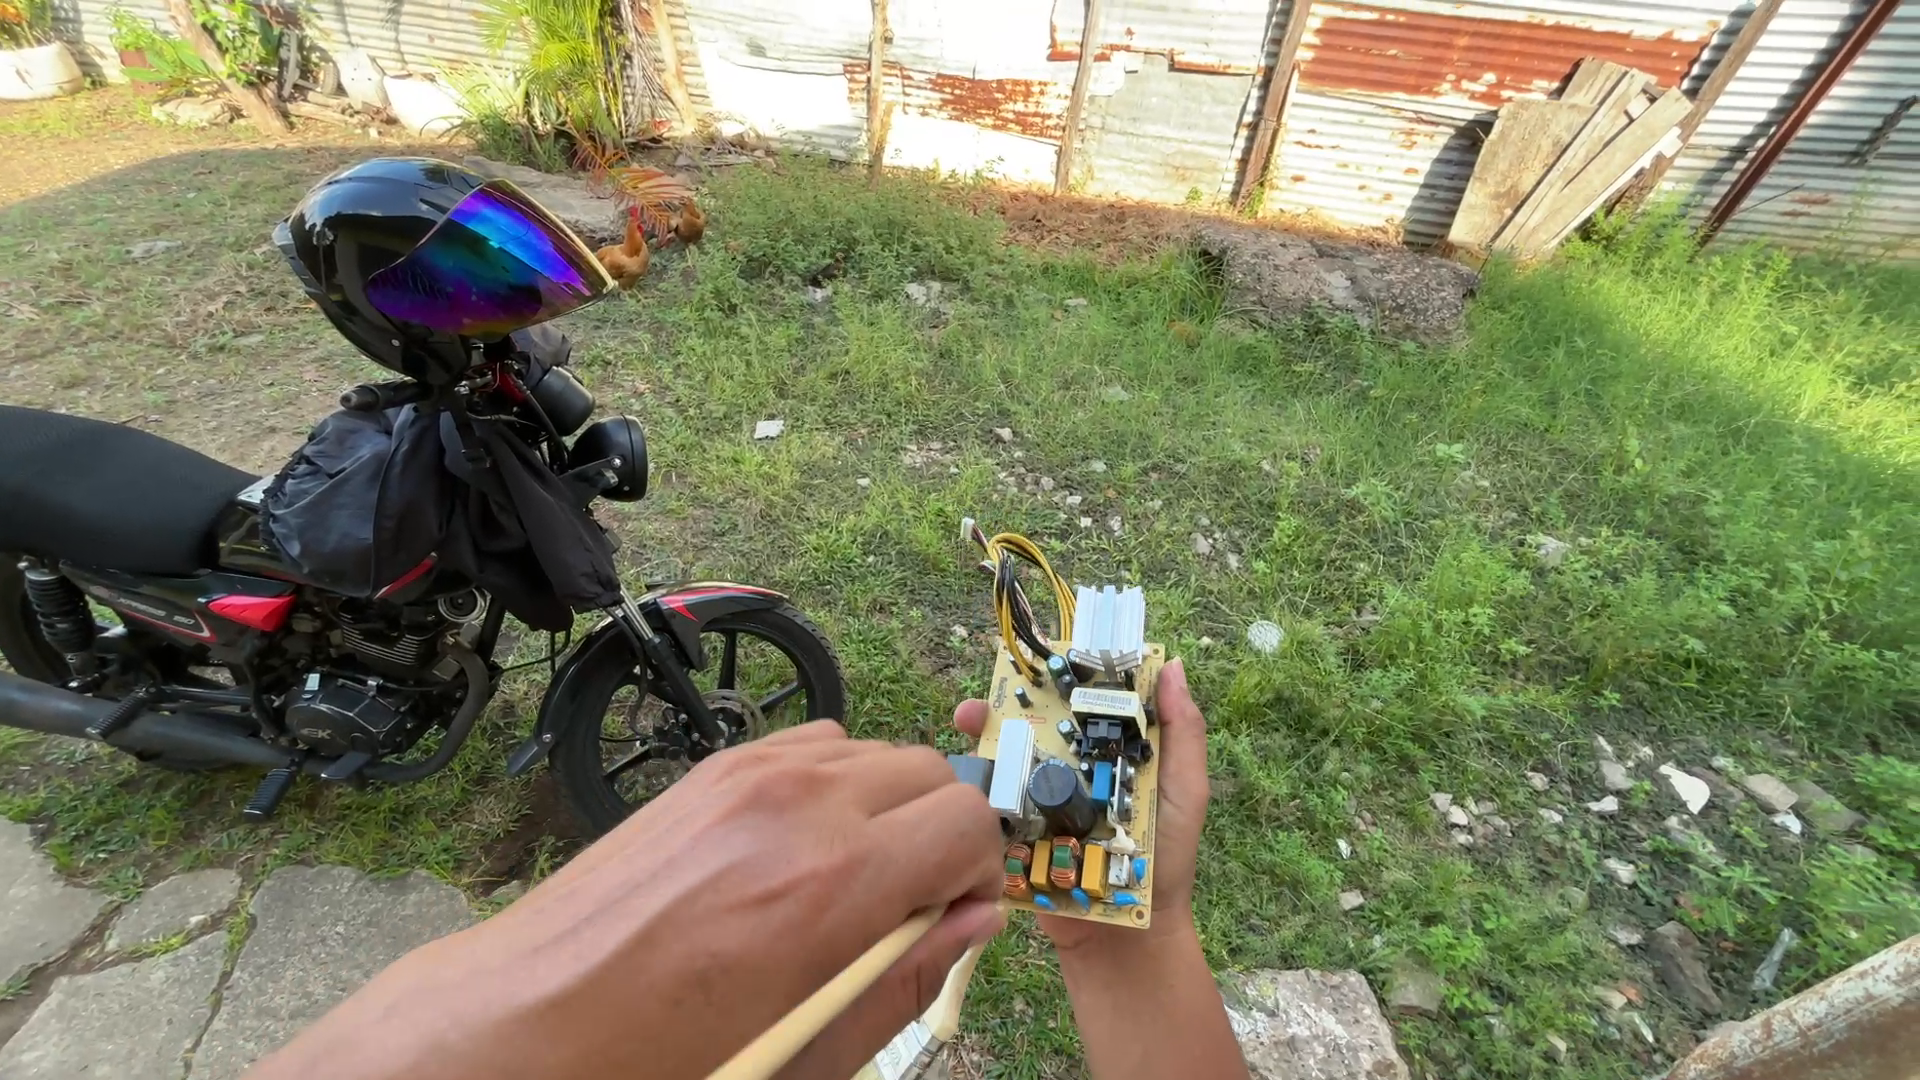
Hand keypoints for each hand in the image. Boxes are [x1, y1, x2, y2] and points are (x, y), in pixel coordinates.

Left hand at [245, 721, 1006, 1079]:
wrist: (529, 1020)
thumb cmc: (671, 1059)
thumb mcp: (811, 1053)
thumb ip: (910, 973)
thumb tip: (979, 917)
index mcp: (836, 881)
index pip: (969, 820)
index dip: (979, 866)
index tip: (951, 906)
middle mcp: (806, 801)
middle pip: (933, 770)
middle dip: (942, 827)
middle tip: (907, 891)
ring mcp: (758, 769)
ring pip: (879, 750)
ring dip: (889, 802)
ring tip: (849, 866)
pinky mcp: (722, 762)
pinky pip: (819, 741)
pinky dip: (837, 778)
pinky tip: (800, 836)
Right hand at [952, 657, 1208, 950]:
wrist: (1128, 939)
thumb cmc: (1165, 863)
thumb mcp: (1183, 793)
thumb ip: (1184, 735)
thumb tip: (1173, 665)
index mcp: (1108, 748)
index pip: (1085, 698)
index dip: (1068, 669)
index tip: (1049, 648)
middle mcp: (1071, 763)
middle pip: (1038, 717)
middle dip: (1013, 694)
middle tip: (996, 682)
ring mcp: (1040, 794)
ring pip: (1007, 750)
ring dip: (985, 729)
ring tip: (969, 716)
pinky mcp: (1016, 828)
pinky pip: (990, 796)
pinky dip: (973, 778)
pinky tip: (961, 766)